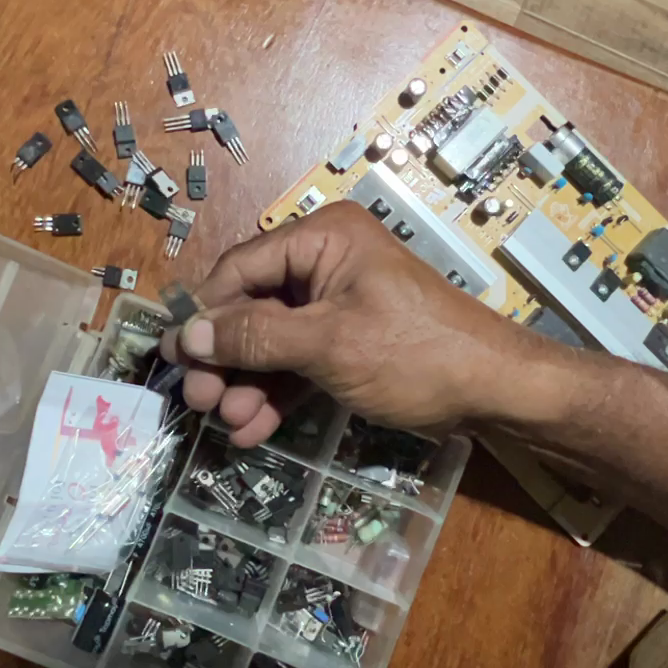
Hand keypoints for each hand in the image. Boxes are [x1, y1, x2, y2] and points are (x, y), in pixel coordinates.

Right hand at [161, 201, 544, 446]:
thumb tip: (187, 336)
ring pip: (272, 341)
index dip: (206, 314)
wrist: (492, 391)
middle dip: (226, 358)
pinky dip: (278, 393)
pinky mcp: (346, 341)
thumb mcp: (328, 344)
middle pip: (253, 308)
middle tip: (198, 400)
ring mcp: (335, 304)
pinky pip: (299, 361)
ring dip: (248, 383)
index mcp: (321, 240)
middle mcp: (324, 263)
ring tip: (227, 422)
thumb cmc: (412, 353)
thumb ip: (255, 339)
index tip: (176, 356)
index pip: (242, 268)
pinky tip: (254, 428)